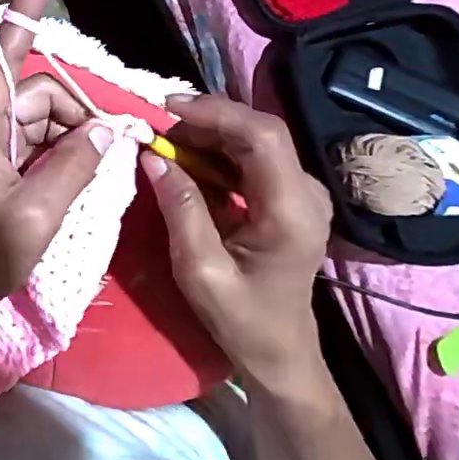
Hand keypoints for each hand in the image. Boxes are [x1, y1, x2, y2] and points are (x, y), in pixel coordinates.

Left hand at [0, 0, 110, 342]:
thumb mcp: (38, 213)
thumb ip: (75, 164)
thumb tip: (109, 129)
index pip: (5, 53)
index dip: (25, 8)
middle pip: (36, 90)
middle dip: (75, 110)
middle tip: (109, 147)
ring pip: (39, 116)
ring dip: (71, 134)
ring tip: (96, 166)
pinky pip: (35, 139)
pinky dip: (61, 149)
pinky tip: (81, 172)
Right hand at [140, 96, 335, 396]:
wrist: (279, 350)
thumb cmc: (241, 319)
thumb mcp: (200, 270)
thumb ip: (180, 209)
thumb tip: (153, 156)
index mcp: (291, 210)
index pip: (263, 136)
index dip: (216, 113)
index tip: (167, 110)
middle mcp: (305, 192)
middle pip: (258, 131)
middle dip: (204, 121)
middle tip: (155, 126)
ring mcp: (300, 192)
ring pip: (252, 140)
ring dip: (206, 134)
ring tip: (162, 140)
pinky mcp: (287, 195)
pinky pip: (249, 158)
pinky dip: (214, 151)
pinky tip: (184, 158)